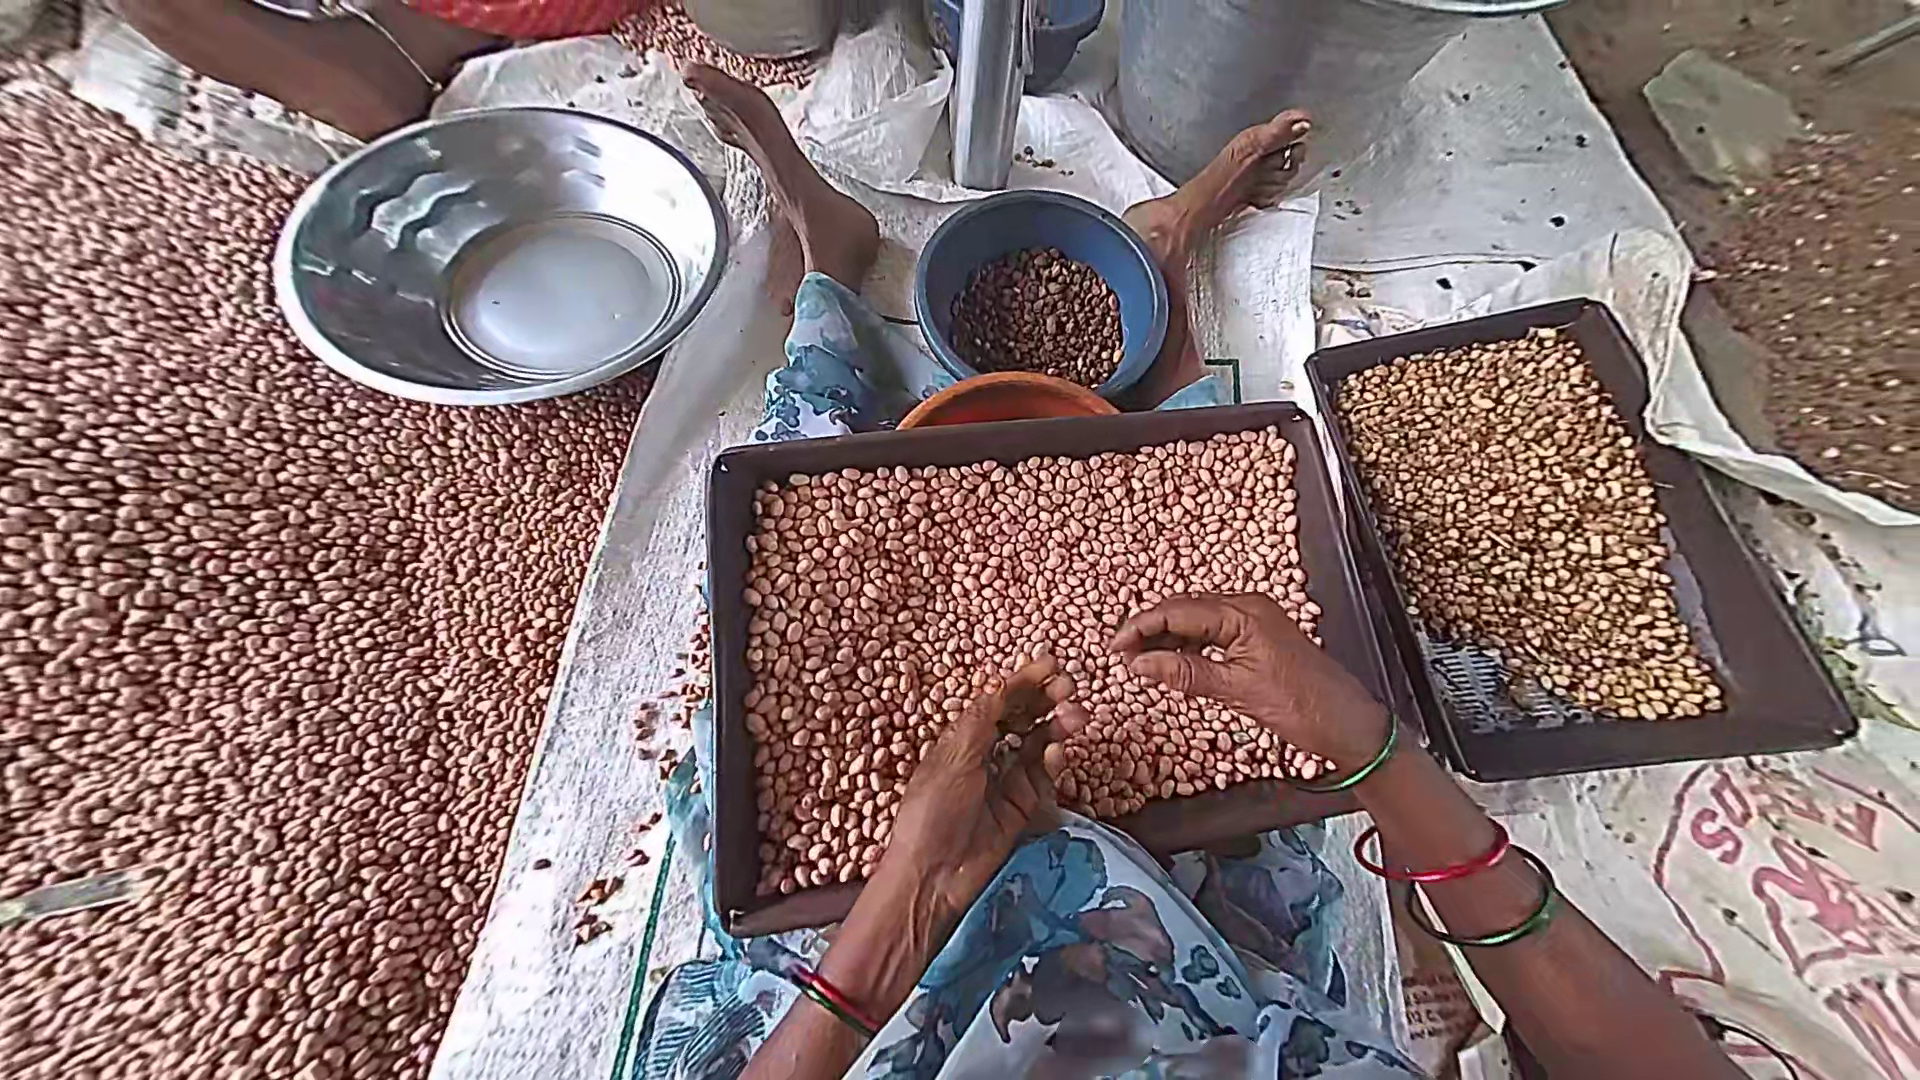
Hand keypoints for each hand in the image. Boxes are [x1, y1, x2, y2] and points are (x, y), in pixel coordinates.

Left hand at [876, 656, 1088, 926]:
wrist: (933, 876)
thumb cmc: (933, 811)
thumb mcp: (953, 759)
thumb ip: (981, 721)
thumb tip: (1000, 682)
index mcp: (965, 736)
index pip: (999, 700)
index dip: (1024, 680)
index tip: (1050, 663)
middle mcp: (987, 752)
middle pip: (1022, 717)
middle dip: (1045, 699)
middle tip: (1069, 685)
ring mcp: (1006, 779)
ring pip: (1037, 743)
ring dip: (1056, 726)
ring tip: (1076, 716)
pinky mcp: (1022, 805)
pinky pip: (1042, 775)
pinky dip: (1051, 760)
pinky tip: (1056, 751)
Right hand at [1110, 593, 1389, 770]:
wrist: (1354, 727)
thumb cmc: (1303, 707)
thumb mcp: (1237, 691)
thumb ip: (1184, 673)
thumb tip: (1138, 664)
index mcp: (1242, 612)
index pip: (1176, 611)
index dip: (1140, 627)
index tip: (1115, 647)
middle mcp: (1245, 607)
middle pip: (1182, 611)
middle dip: (1148, 631)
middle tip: (1122, 655)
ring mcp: (1251, 620)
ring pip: (1193, 622)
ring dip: (1165, 640)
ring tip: (1140, 662)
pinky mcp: (1254, 637)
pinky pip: (1209, 634)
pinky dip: (1186, 648)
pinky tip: (1171, 663)